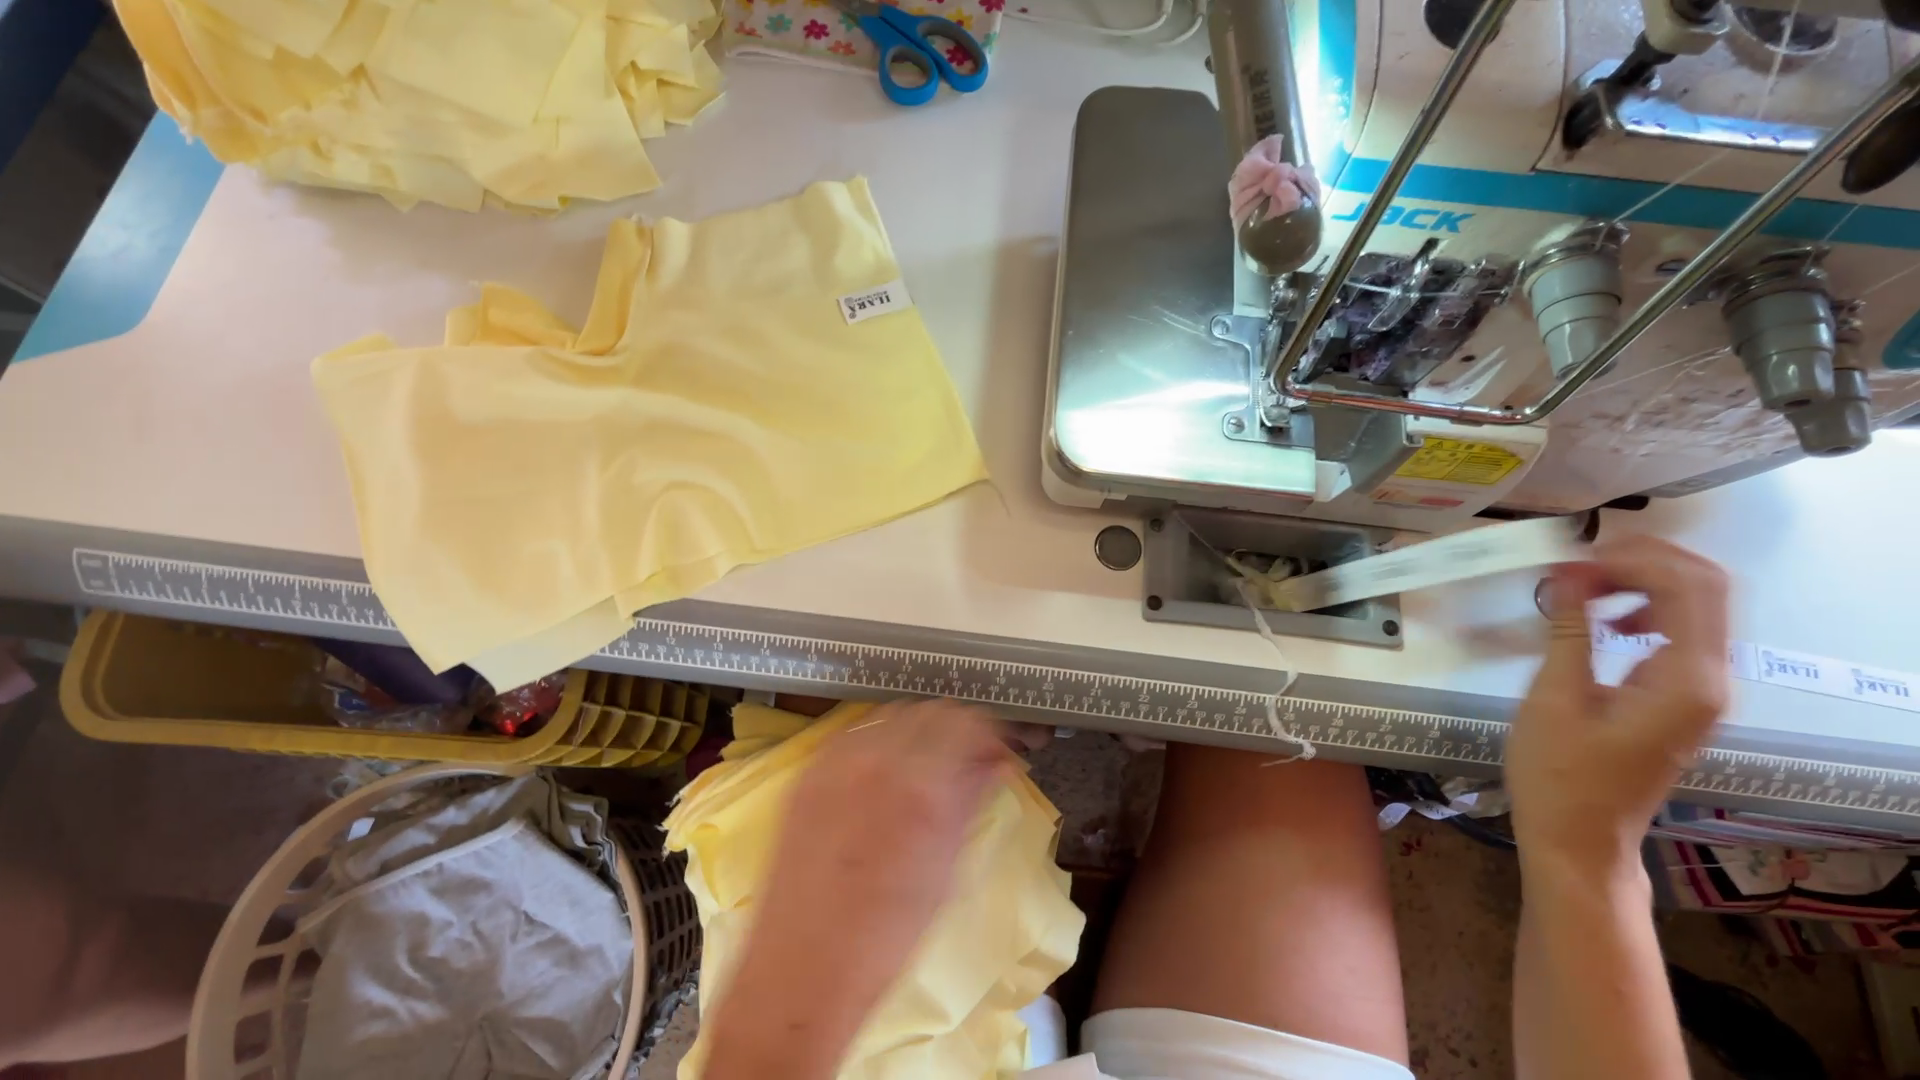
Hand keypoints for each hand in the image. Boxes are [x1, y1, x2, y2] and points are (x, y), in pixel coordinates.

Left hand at [702, 699, 1011, 1078]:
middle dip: (958, 728)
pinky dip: (880, 741)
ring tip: (931, 767)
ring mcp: (834, 764)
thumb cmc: (885, 940)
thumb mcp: (945, 871)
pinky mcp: (805, 776)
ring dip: (919, 730)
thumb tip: (996, 765)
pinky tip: (887, 774)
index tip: (999, 753)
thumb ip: (971, 803)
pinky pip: (853, 734)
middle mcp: (876, 761)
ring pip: (890, 715)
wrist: (801, 972)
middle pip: (930, 710)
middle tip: (971, 760)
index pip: (968, 723)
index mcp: (921, 787)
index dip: (991, 733)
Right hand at [1507, 535, 1730, 872]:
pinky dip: (1647, 610)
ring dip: (1644, 582)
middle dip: (1643, 562)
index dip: (1629, 561)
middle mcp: (1712, 680)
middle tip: (1578, 567)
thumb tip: (1570, 571)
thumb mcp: (1555, 696)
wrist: (1578, 838)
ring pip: (1699, 605)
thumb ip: (1571, 629)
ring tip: (1585, 589)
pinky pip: (1685, 632)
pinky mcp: (1686, 697)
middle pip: (1706, 586)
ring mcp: (1705, 690)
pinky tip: (1604, 623)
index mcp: (1685, 680)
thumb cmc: (1558, 774)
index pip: (1687, 586)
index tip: (1568, 565)